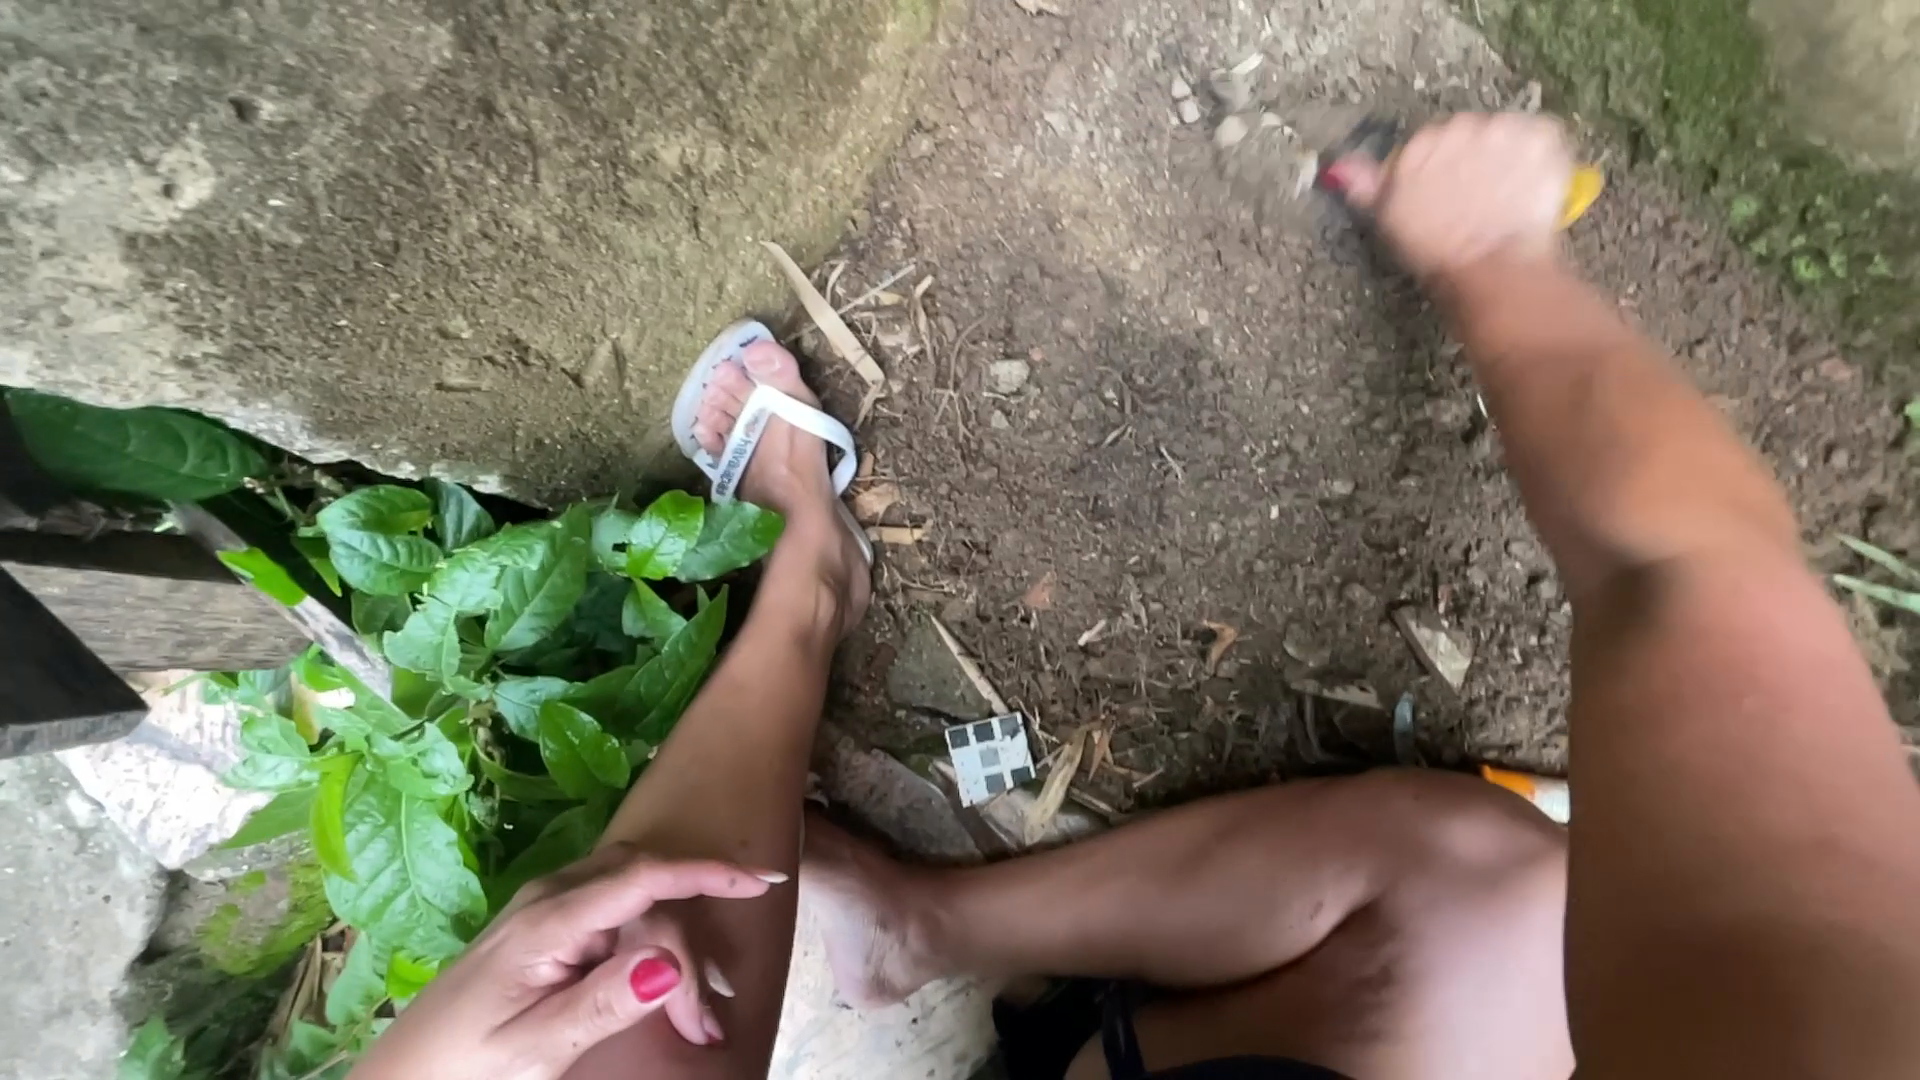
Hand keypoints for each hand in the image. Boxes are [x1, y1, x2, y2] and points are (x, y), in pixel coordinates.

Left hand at [348, 844, 781, 1079]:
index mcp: (550, 918)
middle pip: (651, 890)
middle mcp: (557, 893)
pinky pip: (623, 909)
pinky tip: (663, 975)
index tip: (763, 880)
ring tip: (694, 1014)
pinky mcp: (555, 919)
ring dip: (676, 944)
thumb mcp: (532, 1051)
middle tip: (707, 1021)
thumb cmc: (460, 1071)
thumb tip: (668, 961)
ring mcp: (555, 902)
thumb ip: (601, 1002)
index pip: (647, 874)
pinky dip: (654, 937)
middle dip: (691, 946)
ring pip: (642, 897)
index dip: (709, 872)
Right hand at [1327, 112, 1574, 281]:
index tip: (1436, 198)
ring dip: (1500, 158)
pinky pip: (1537, 137)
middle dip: (1467, 161)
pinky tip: (1520, 188)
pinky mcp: (1541, 135)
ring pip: (1499, 135)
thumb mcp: (1390, 219)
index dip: (1430, 173)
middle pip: (1463, 135)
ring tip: (1496, 197)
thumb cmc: (1435, 251)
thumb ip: (1366, 186)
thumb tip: (1340, 167)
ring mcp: (1503, 129)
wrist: (1490, 263)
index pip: (1423, 145)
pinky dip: (1532, 159)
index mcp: (1417, 148)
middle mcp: (1458, 127)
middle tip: (1467, 201)